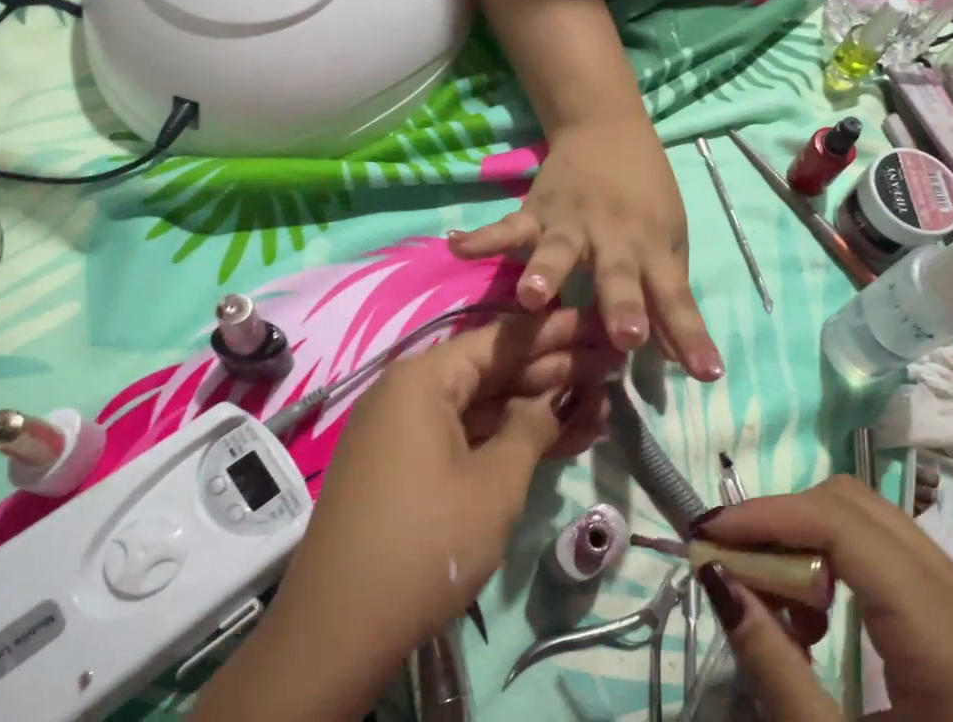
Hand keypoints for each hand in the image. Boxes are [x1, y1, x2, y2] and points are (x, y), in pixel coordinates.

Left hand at [197, 309, 620, 721]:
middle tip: (612, 367)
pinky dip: (509, 440)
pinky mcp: (408, 468)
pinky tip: (562, 441)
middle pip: (493, 370)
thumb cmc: (427, 540)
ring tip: (602, 407)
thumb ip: (533, 427)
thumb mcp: (495, 482)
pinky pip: (467, 438)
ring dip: (539, 410)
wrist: (340, 627)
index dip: (556, 332)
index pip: (502, 339)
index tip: (602, 324)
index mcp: (424, 379)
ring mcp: (406, 433)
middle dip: (554, 373)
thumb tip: (561, 395)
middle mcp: (410, 393)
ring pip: (484, 407)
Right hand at [450, 118, 723, 379]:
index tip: (708, 372)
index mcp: (651, 250)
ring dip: (546, 272)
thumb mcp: (669, 241)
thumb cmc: (646, 195)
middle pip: (618, 275)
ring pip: (559, 250)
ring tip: (530, 297)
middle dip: (622, 305)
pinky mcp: (535, 209)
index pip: (676, 297)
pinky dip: (483, 237)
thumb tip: (672, 357)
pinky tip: (457, 248)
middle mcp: (614, 239)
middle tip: (627, 337)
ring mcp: (571, 223)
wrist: (607, 128)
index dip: (691, 334)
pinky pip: (507, 226)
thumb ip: (668, 297)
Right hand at [692, 477, 952, 720]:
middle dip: (781, 522)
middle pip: (856, 506)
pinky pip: (892, 554)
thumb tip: (715, 578)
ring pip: (872, 521)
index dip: (767, 516)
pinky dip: (838, 563)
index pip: (843, 525)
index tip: (704, 534)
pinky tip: (814, 620)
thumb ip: (774, 666)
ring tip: (766, 601)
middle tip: (726, 565)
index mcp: (946, 634)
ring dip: (806, 540)